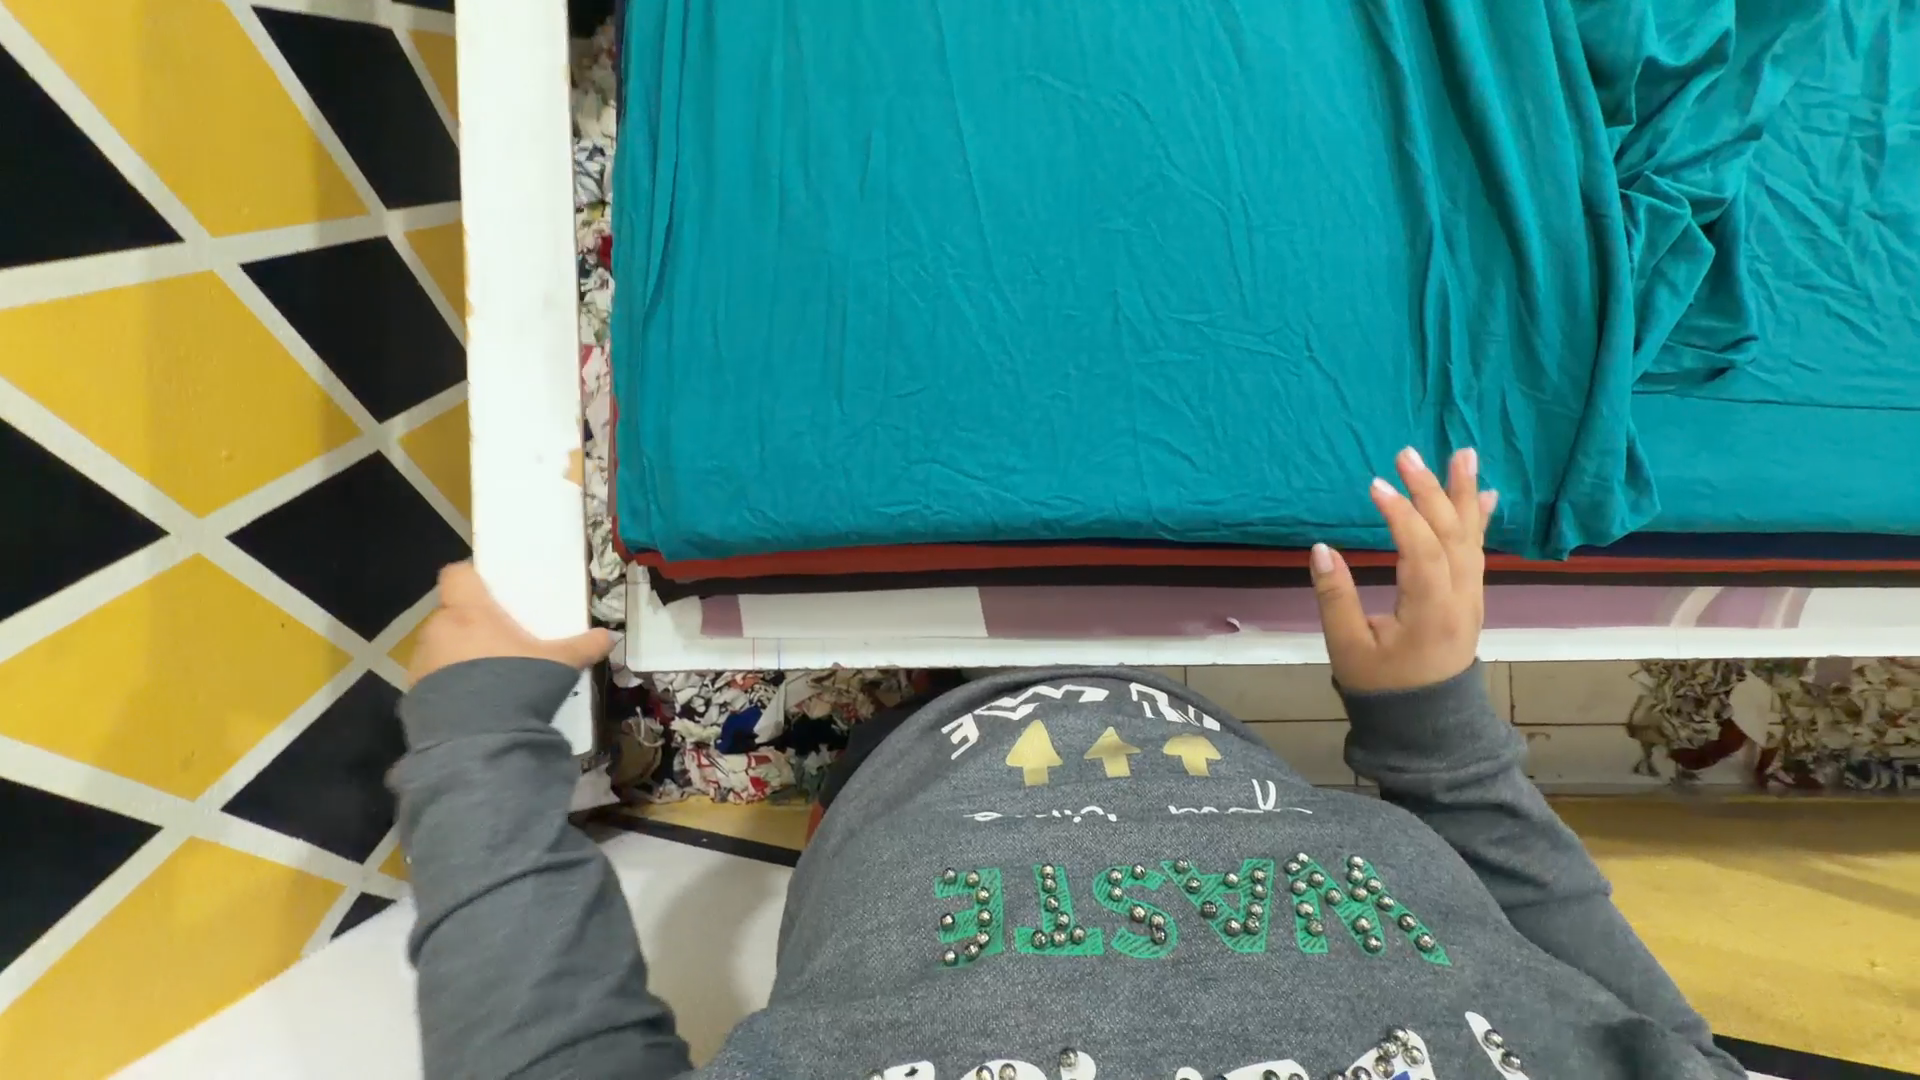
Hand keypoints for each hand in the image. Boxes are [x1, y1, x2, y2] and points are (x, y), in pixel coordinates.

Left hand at [407, 562, 614, 684]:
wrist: (476, 740)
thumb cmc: (517, 682)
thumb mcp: (560, 663)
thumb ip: (584, 647)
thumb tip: (610, 637)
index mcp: (471, 612)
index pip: (457, 574)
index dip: (471, 576)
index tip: (490, 588)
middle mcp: (439, 629)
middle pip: (452, 612)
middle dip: (472, 622)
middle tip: (501, 637)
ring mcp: (422, 662)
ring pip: (440, 645)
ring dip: (459, 652)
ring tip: (489, 672)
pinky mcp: (414, 694)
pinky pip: (433, 676)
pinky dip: (450, 682)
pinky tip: (476, 699)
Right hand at [1308, 447, 1497, 693]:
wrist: (1425, 721)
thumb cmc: (1380, 684)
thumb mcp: (1346, 646)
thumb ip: (1335, 597)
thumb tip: (1321, 548)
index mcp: (1431, 611)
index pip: (1421, 551)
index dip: (1401, 515)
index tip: (1376, 484)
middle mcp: (1460, 597)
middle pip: (1451, 535)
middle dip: (1431, 491)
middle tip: (1409, 454)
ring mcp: (1471, 597)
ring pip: (1470, 538)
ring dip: (1463, 494)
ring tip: (1462, 454)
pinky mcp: (1469, 597)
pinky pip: (1476, 550)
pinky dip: (1478, 519)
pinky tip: (1483, 495)